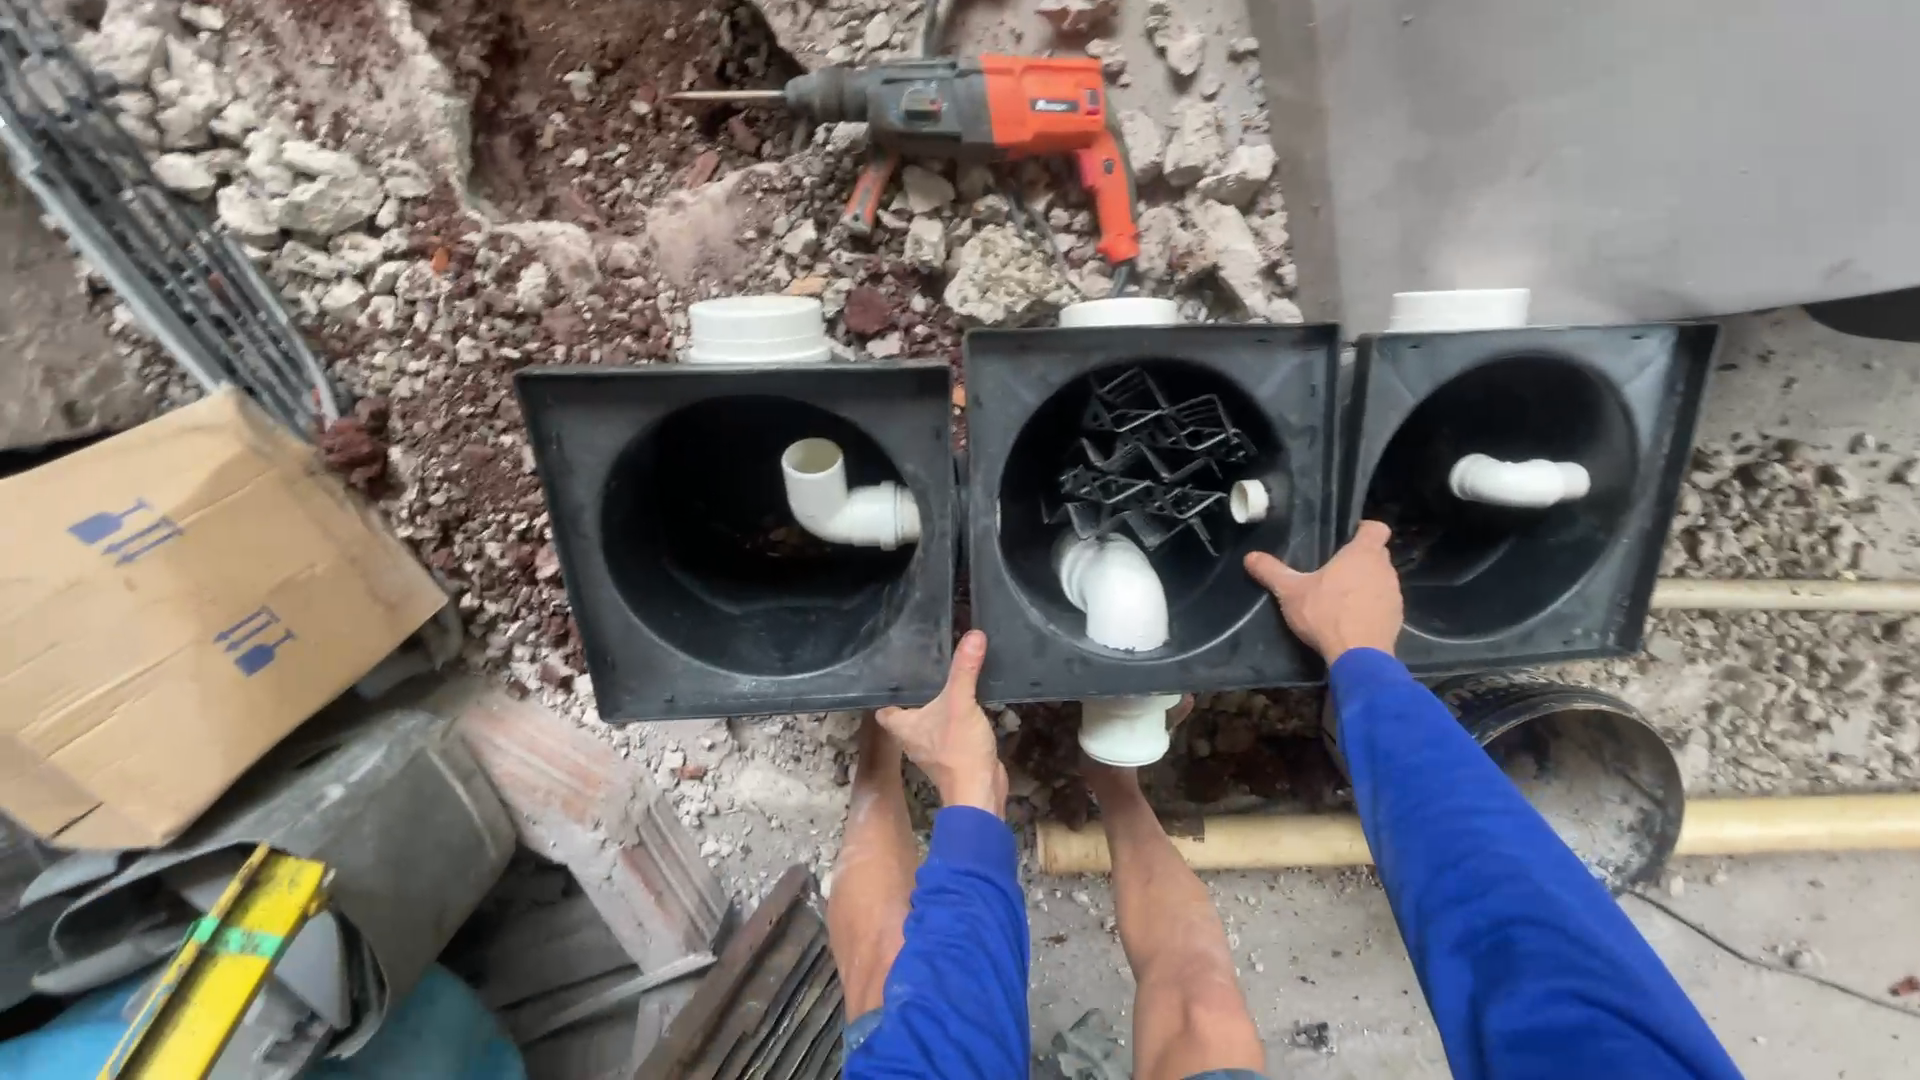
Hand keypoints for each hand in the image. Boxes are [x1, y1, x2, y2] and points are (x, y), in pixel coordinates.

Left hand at [876, 630, 1007, 815]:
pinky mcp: (954, 754)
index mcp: (903, 726)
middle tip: (925, 666)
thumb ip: (964, 669)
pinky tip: (967, 701)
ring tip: (946, 678)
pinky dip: (955, 717)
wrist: (980, 793)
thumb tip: (973, 635)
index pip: (883, 707)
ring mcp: (933, 748)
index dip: (886, 691)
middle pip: (907, 712)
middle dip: (915, 693)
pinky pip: (950, 729)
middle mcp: (913, 738)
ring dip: (937, 705)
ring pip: (929, 721)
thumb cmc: (958, 750)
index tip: (894, 670)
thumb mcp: (960, 703)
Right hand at [1244, 520, 1403, 661]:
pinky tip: (1350, 618)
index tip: (1346, 537)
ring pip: (1381, 579)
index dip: (1363, 528)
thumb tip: (1249, 556)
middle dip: (1359, 558)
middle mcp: (1384, 569)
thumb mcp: (1289, 592)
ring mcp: (1394, 594)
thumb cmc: (1325, 614)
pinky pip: (1383, 602)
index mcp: (1362, 554)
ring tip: (1340, 596)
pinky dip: (1370, 605)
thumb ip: (1271, 571)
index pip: (1377, 527)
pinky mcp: (1397, 617)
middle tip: (1333, 569)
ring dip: (1365, 583)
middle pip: (1377, 554)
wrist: (1358, 656)